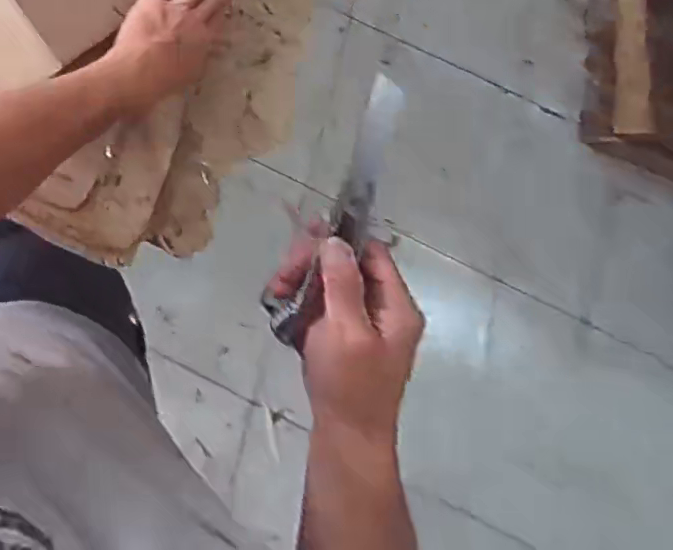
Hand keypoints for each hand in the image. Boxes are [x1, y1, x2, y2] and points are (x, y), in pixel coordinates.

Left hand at [100, 0, 235, 113]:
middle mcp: (197, 22)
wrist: (136, 75)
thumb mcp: (188, 75)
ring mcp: (178, 8)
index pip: (220, 18)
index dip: (227, 4)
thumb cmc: (159, 84)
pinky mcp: (156, 0)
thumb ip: (200, 60)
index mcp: (204, 42)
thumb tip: (211, 53)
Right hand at [268, 233, 422, 446]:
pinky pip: (320, 301)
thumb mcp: (346, 329)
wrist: (346, 436)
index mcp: (396, 306)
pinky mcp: (340, 333)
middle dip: (311, 262)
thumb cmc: (350, 383)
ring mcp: (360, 321)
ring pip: (328, 280)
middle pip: (345, 264)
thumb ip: (342, 282)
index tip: (306, 237)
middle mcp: (382, 308)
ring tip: (277, 290)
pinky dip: (300, 297)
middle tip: (284, 273)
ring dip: (300, 278)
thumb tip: (335, 240)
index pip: (372, 253)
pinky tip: (281, 304)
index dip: (341, 241)